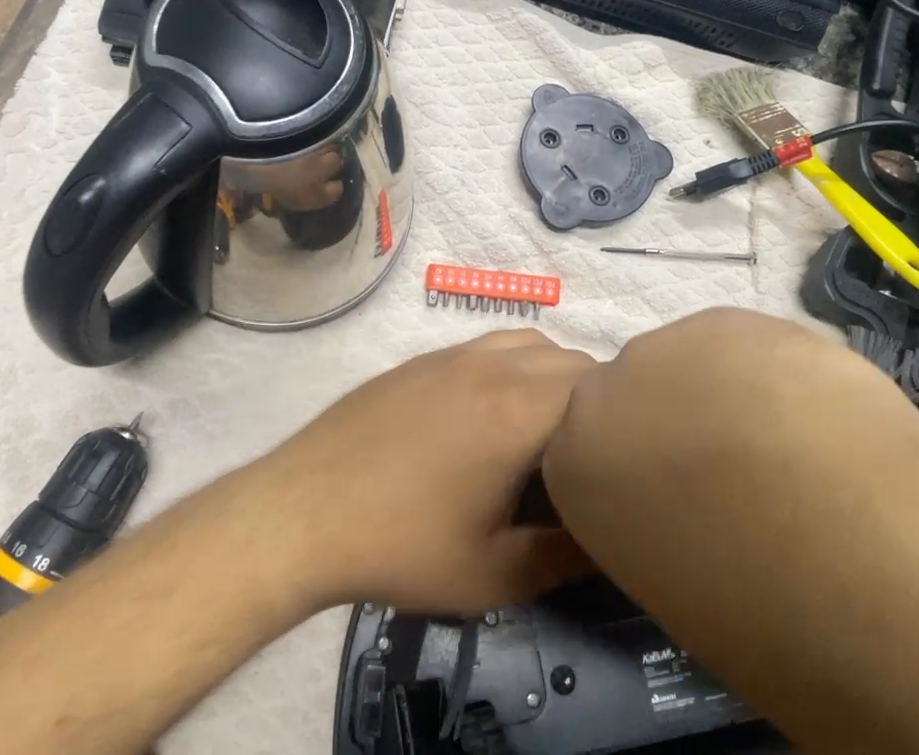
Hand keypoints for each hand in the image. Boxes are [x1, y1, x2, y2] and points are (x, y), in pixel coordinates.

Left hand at [250, 329, 597, 614]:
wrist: (298, 515)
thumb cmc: (401, 547)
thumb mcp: (496, 574)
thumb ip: (567, 556)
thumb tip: (614, 538)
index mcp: (518, 408)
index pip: (600, 385)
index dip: (620, 420)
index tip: (618, 462)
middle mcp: (488, 366)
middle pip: (567, 358)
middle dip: (591, 399)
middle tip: (585, 456)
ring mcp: (445, 357)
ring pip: (524, 344)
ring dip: (547, 376)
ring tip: (539, 432)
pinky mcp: (413, 363)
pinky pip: (481, 348)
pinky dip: (504, 369)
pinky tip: (483, 420)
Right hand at [542, 308, 918, 560]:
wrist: (833, 541)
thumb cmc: (741, 598)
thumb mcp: (663, 581)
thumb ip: (644, 525)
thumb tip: (681, 509)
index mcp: (570, 463)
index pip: (593, 455)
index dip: (643, 477)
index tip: (686, 504)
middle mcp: (599, 394)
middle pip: (635, 398)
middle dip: (675, 425)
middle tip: (739, 476)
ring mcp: (661, 347)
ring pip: (689, 363)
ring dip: (725, 394)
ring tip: (787, 445)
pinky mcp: (726, 319)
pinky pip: (743, 346)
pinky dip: (772, 373)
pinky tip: (813, 414)